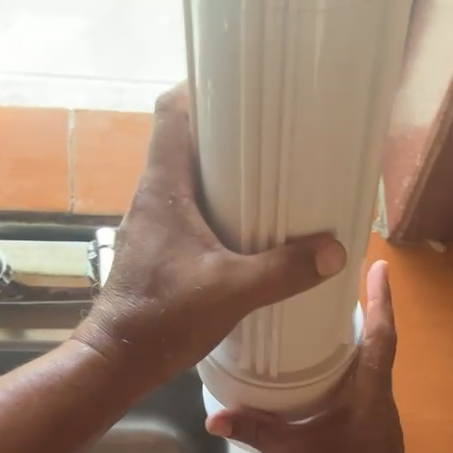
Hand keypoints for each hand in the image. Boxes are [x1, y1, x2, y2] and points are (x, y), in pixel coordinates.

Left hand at [76, 85, 346, 387]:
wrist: (118, 360)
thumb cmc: (164, 317)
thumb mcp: (232, 292)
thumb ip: (283, 271)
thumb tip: (334, 252)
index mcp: (162, 188)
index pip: (171, 112)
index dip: (203, 92)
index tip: (242, 94)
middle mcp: (151, 198)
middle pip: (185, 145)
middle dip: (226, 138)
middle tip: (271, 142)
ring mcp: (151, 227)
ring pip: (187, 184)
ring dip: (221, 180)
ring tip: (267, 185)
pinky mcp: (156, 254)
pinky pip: (188, 218)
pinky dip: (215, 215)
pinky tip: (245, 236)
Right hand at [206, 260, 406, 452]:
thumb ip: (255, 432)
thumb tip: (212, 417)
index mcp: (370, 395)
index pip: (381, 337)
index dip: (381, 301)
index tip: (379, 266)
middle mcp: (383, 402)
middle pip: (380, 349)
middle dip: (366, 317)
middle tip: (338, 290)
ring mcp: (384, 422)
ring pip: (374, 373)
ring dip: (359, 348)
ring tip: (329, 327)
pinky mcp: (379, 439)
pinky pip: (368, 394)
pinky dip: (353, 378)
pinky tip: (328, 382)